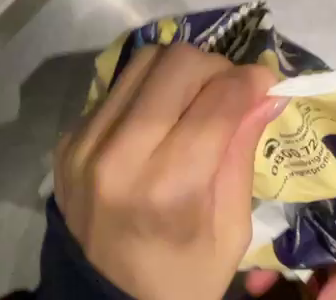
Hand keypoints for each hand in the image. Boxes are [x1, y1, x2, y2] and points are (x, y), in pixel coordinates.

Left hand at [54, 43, 284, 299]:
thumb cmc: (182, 275)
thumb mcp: (230, 231)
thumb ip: (243, 153)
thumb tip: (267, 89)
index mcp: (168, 187)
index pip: (218, 101)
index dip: (250, 81)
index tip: (266, 81)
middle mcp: (120, 154)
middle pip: (178, 64)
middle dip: (216, 67)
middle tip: (230, 90)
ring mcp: (86, 142)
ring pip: (146, 60)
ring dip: (181, 71)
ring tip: (196, 97)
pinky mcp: (69, 137)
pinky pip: (119, 86)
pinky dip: (149, 91)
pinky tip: (160, 119)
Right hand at [244, 188, 335, 299]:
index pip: (305, 201)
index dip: (279, 224)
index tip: (256, 247)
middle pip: (301, 228)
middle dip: (277, 252)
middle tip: (254, 281)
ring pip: (309, 249)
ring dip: (289, 269)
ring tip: (263, 286)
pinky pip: (324, 265)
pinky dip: (309, 279)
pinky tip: (296, 289)